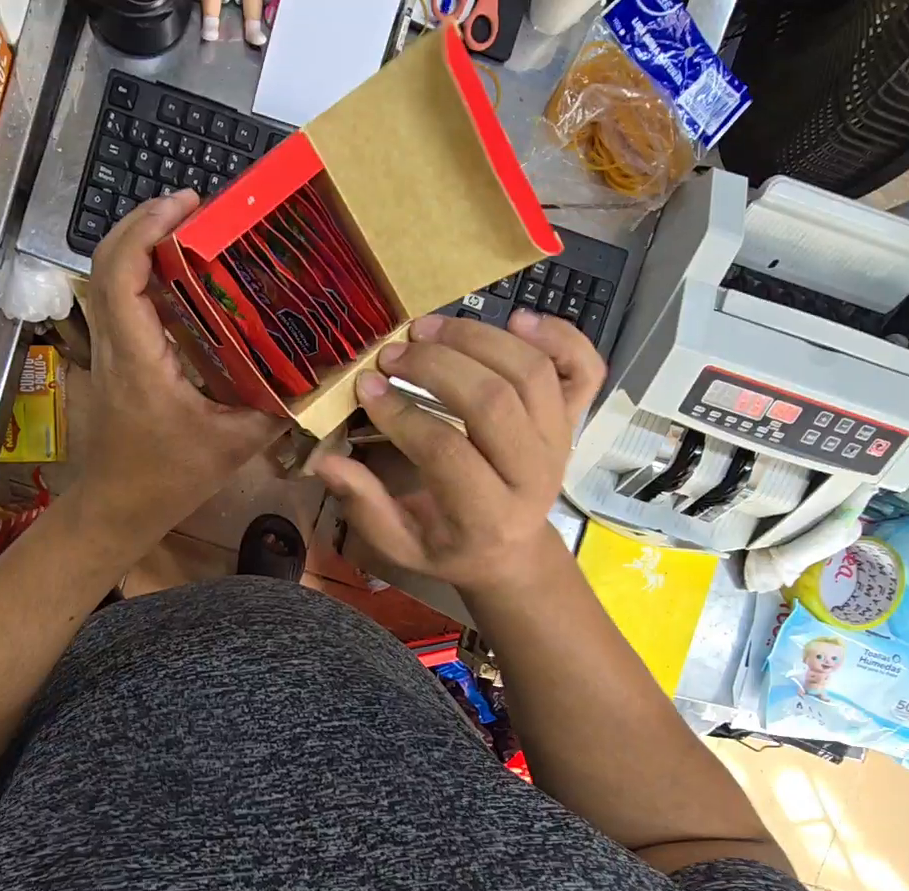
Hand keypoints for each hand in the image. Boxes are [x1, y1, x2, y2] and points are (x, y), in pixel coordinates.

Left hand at [79, 191, 287, 541]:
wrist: (114, 511)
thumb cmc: (165, 482)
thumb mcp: (229, 447)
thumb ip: (273, 410)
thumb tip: (315, 378)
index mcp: (137, 359)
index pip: (122, 273)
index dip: (147, 228)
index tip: (187, 205)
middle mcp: (113, 346)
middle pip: (106, 263)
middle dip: (144, 223)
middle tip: (194, 209)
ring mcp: (107, 354)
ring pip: (107, 281)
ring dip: (142, 248)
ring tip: (191, 235)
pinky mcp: (113, 364)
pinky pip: (120, 305)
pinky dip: (144, 279)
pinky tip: (182, 284)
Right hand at [312, 311, 604, 595]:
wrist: (512, 552)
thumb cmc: (449, 547)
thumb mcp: (400, 544)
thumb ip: (365, 506)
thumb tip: (324, 462)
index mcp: (487, 516)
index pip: (446, 451)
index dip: (402, 414)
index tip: (366, 388)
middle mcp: (533, 476)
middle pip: (493, 401)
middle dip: (436, 366)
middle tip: (393, 351)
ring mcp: (560, 442)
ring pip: (531, 373)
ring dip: (478, 338)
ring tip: (429, 328)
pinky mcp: (575, 420)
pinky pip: (584, 368)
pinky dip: (559, 336)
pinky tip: (518, 320)